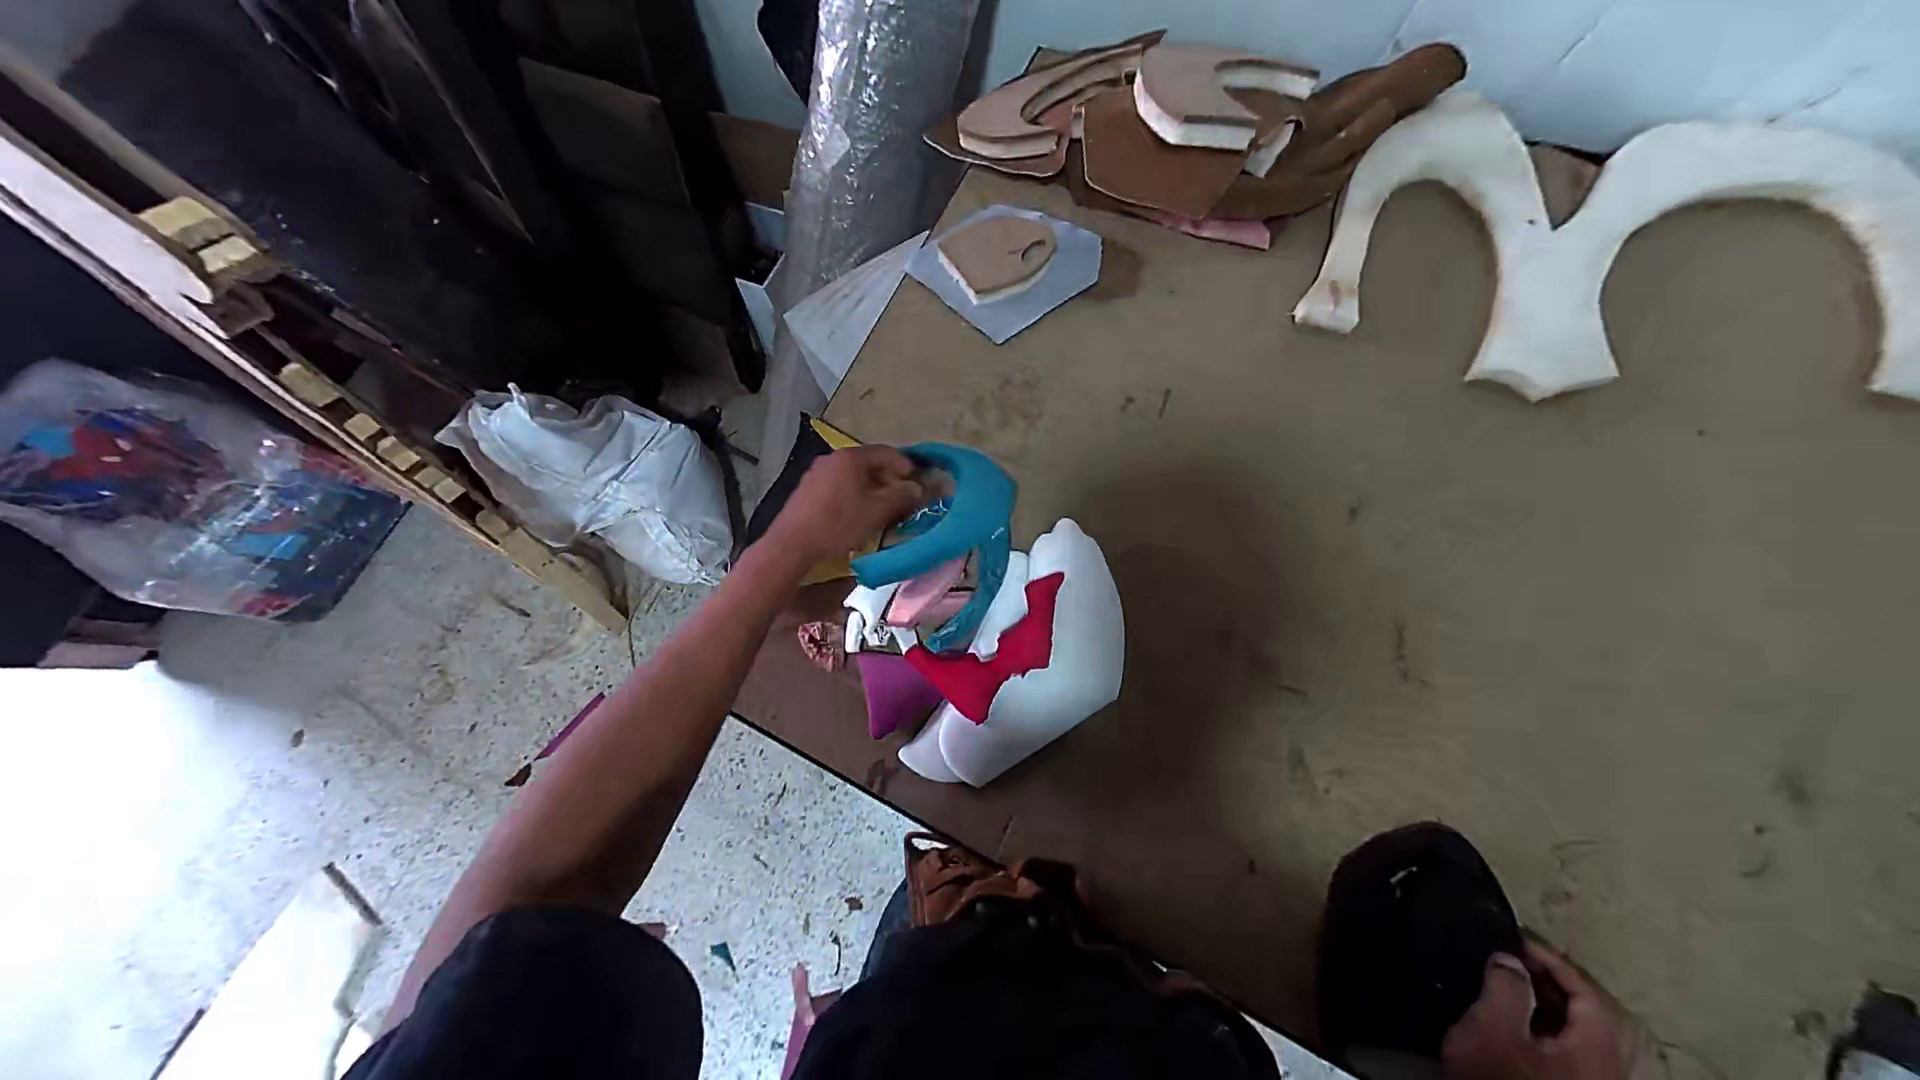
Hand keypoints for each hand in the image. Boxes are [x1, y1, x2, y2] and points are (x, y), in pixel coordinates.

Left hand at [764, 445, 924, 567]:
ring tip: (882, 511)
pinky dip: (854, 496)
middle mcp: (832, 459)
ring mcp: (816, 473)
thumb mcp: (877, 511)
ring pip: (853, 476)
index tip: (916, 484)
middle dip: (889, 481)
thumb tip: (915, 488)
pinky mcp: (807, 490)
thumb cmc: (838, 524)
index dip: (906, 467)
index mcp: (850, 457)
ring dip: (872, 490)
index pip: (886, 452)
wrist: (792, 544)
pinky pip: (838, 486)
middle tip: (901, 500)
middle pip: (869, 464)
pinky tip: (857, 516)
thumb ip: (901, 496)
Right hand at [1441, 942, 1632, 1079]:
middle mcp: (1607, 1068)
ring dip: (1550, 1000)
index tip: (1517, 937)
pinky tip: (1519, 1014)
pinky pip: (1569, 1045)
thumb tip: (1511, 960)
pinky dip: (1547, 1020)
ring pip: (1582, 1032)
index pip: (1588, 993)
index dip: (1554, 960)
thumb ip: (1506, 988)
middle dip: (1554, 978)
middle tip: (1515, 954)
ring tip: (1514, 978)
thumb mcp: (1493, 1028)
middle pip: (1593, 1013)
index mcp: (1597, 1049)